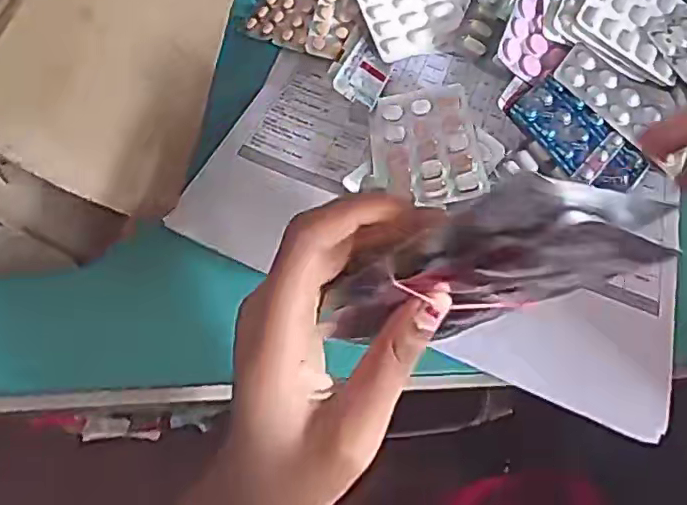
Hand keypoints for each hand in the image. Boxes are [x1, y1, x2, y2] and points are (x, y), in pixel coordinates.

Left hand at [200, 195, 451, 504]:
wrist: (249, 496)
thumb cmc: (294, 474)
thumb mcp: (355, 430)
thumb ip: (396, 358)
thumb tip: (437, 297)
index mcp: (274, 329)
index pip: (308, 240)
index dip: (357, 212)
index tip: (406, 210)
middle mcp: (266, 304)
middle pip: (317, 232)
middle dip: (375, 216)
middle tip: (428, 223)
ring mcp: (272, 304)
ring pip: (321, 241)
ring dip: (372, 230)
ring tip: (421, 236)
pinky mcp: (285, 309)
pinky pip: (324, 261)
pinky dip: (362, 250)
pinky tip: (395, 260)